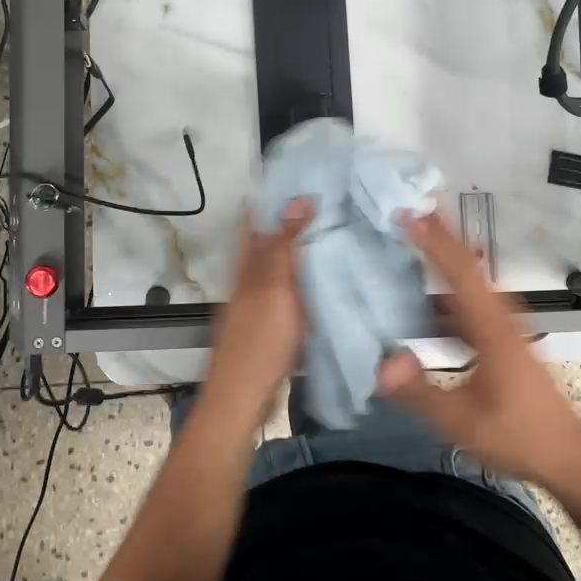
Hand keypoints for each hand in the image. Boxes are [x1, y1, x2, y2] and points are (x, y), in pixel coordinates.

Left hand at [202, 198, 312, 423]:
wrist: (243, 398)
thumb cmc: (259, 339)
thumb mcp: (274, 286)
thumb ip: (284, 244)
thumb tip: (298, 198)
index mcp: (245, 266)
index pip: (256, 221)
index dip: (274, 200)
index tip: (305, 182)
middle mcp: (248, 282)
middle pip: (268, 245)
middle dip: (293, 226)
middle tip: (333, 208)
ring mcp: (257, 307)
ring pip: (280, 272)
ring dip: (302, 257)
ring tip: (337, 242)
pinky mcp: (270, 331)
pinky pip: (291, 299)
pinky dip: (307, 288)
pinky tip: (330, 289)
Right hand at [376, 213, 580, 490]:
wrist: (569, 458)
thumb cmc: (519, 436)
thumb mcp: (463, 420)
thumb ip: (420, 391)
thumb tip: (379, 363)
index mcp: (492, 328)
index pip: (460, 271)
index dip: (435, 240)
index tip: (408, 213)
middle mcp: (500, 318)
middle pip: (466, 266)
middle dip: (438, 236)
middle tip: (402, 212)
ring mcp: (504, 328)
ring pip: (470, 282)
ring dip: (443, 258)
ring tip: (410, 239)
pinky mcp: (502, 341)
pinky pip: (470, 302)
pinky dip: (447, 287)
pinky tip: (422, 296)